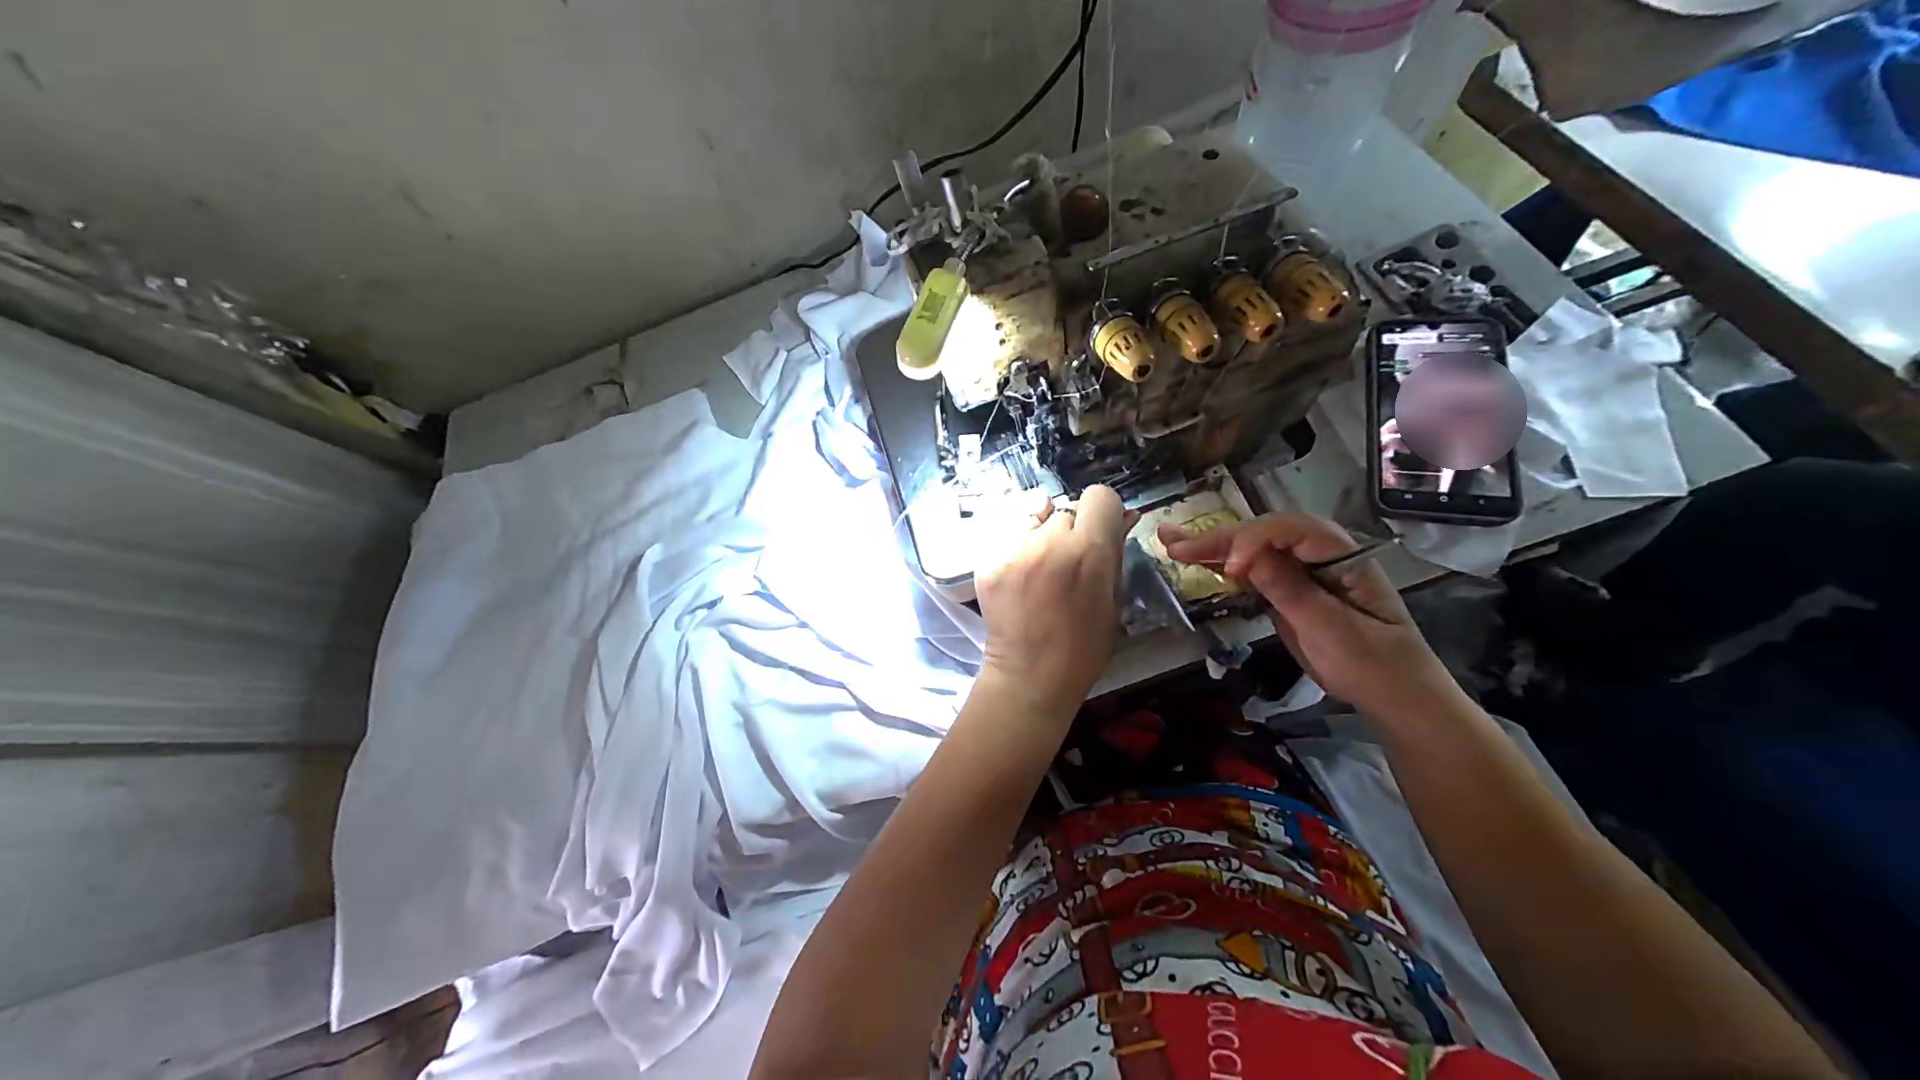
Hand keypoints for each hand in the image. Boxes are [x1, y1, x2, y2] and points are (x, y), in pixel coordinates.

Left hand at [974, 485, 1127, 721]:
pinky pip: (1007, 537)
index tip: (1100, 533)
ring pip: (1034, 521)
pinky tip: (1019, 578)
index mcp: (1089, 552)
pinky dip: (1015, 550)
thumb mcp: (1112, 600)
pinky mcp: (987, 560)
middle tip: (1068, 563)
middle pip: (1065, 511)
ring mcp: (1014, 550)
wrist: (1029, 676)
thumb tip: (1124, 517)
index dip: (1103, 513)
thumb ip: (1115, 553)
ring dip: (1040, 537)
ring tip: (1040, 571)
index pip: (1099, 496)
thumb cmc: (1083, 647)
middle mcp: (1049, 542)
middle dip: (1070, 531)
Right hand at [1158, 513, 1465, 722]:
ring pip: (1254, 551)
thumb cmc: (1374, 665)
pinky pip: (1254, 572)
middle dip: (1219, 538)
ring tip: (1171, 543)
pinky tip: (1195, 561)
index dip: (1256, 540)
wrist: (1397, 697)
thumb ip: (1290, 590)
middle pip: (1265, 535)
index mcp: (1342, 557)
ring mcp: (1303, 573)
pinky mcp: (1289, 592)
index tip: (1232, 568)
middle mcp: (1320, 556)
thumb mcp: (1333, 631)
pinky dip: (1223, 567)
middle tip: (1173, 542)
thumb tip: (1248, 556)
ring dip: (1212, 547)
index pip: (1292, 530)